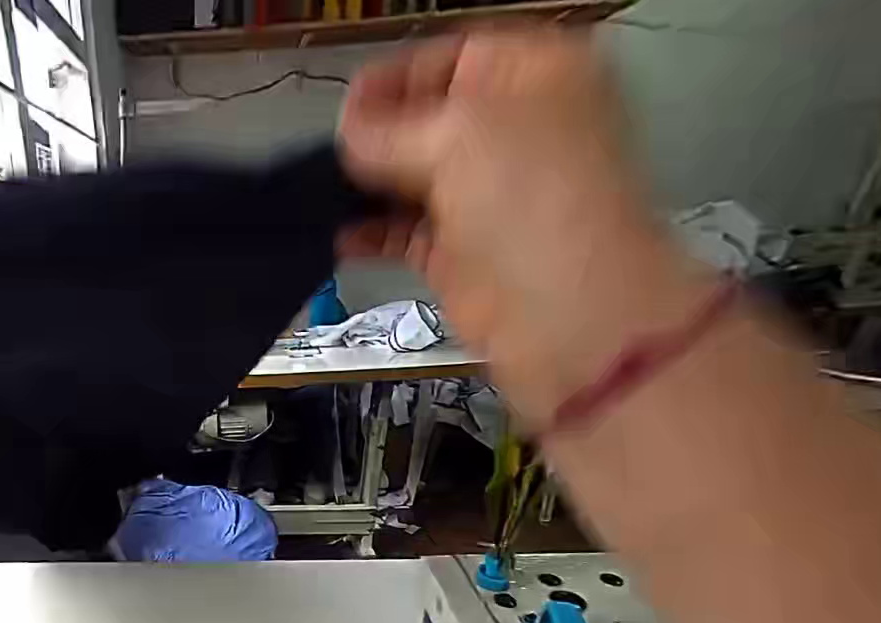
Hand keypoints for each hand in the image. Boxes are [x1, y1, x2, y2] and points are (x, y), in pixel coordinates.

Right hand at [337, 31, 719, 420]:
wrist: (557, 307)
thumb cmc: (529, 204)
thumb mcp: (458, 138)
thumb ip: (391, 130)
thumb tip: (346, 130)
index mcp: (533, 78)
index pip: (454, 57)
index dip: (397, 78)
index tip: (346, 106)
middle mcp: (507, 133)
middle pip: (424, 121)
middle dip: (374, 138)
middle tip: (328, 154)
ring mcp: (479, 195)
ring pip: (406, 179)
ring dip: (364, 188)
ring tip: (323, 196)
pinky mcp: (454, 248)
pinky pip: (399, 232)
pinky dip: (367, 234)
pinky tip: (338, 236)